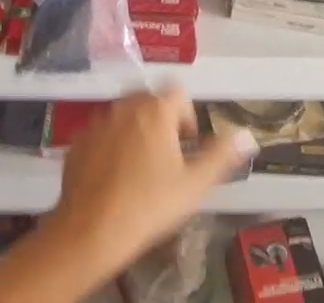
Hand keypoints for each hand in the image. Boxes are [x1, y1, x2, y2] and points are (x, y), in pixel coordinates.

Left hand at [43, 88, 258, 275]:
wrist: (91, 230)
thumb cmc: (149, 205)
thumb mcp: (194, 185)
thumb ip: (222, 155)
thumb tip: (246, 135)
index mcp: (156, 110)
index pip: (179, 93)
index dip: (187, 117)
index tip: (186, 147)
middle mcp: (125, 105)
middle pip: (150, 100)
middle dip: (161, 121)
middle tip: (166, 158)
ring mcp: (97, 121)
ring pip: (124, 115)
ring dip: (135, 131)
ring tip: (140, 168)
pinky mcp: (77, 140)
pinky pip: (101, 132)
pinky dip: (110, 144)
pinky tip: (114, 176)